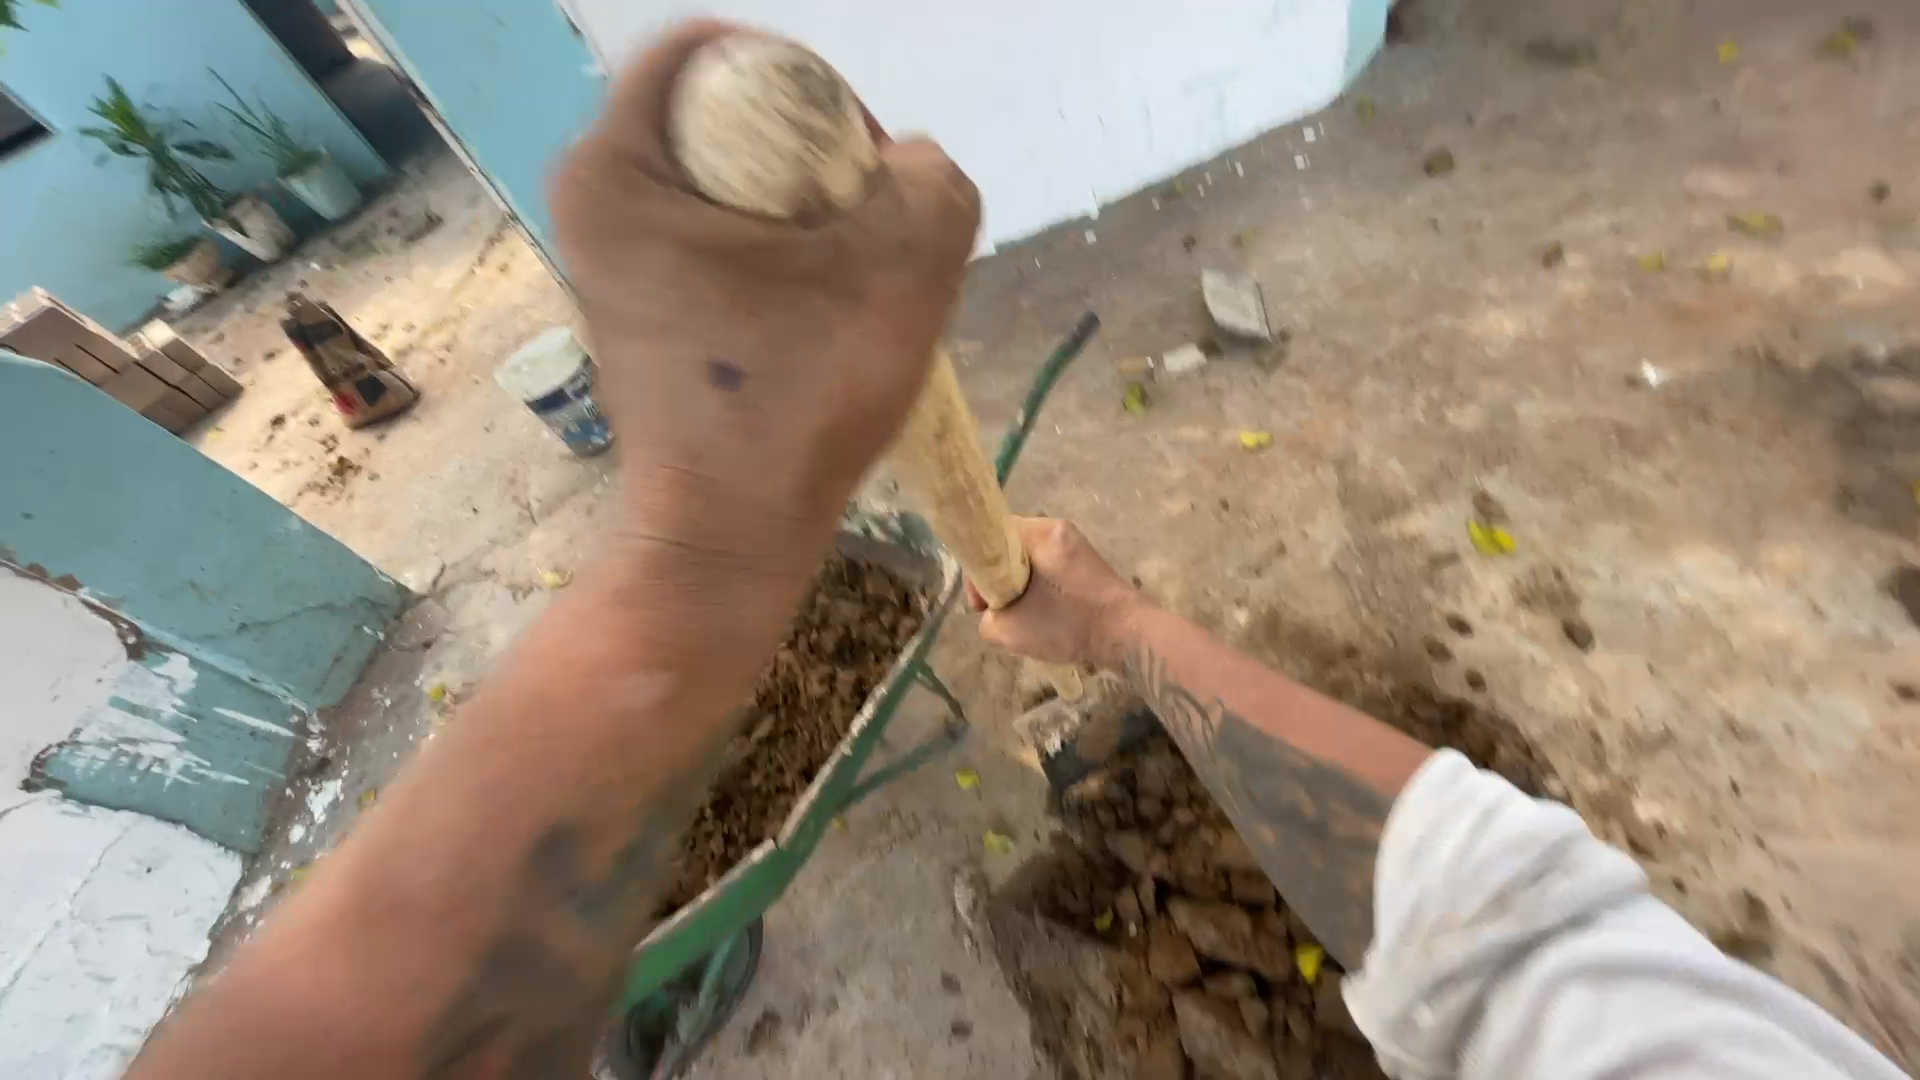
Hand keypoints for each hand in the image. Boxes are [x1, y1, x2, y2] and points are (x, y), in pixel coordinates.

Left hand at [550, 19, 981, 552]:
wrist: (732, 534)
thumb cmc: (799, 405)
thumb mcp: (903, 274)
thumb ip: (933, 184)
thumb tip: (908, 176)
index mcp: (618, 166)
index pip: (720, 55)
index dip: (813, 91)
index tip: (866, 170)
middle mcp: (598, 205)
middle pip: (727, 128)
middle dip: (816, 169)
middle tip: (870, 238)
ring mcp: (618, 268)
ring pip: (734, 195)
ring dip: (809, 227)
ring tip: (849, 292)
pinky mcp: (648, 318)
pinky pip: (726, 252)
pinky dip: (783, 269)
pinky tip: (818, 325)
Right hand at [969, 519, 1142, 668]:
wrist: (1127, 636)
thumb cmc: (1067, 624)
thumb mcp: (1009, 630)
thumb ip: (987, 618)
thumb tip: (994, 612)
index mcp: (1041, 532)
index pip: (991, 537)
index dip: (979, 572)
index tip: (982, 604)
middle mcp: (1059, 530)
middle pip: (1010, 551)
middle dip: (999, 583)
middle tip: (1000, 613)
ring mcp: (1077, 546)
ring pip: (1029, 564)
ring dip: (1019, 590)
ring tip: (1023, 619)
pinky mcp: (1088, 565)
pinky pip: (1050, 572)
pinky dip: (1040, 593)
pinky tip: (1044, 618)